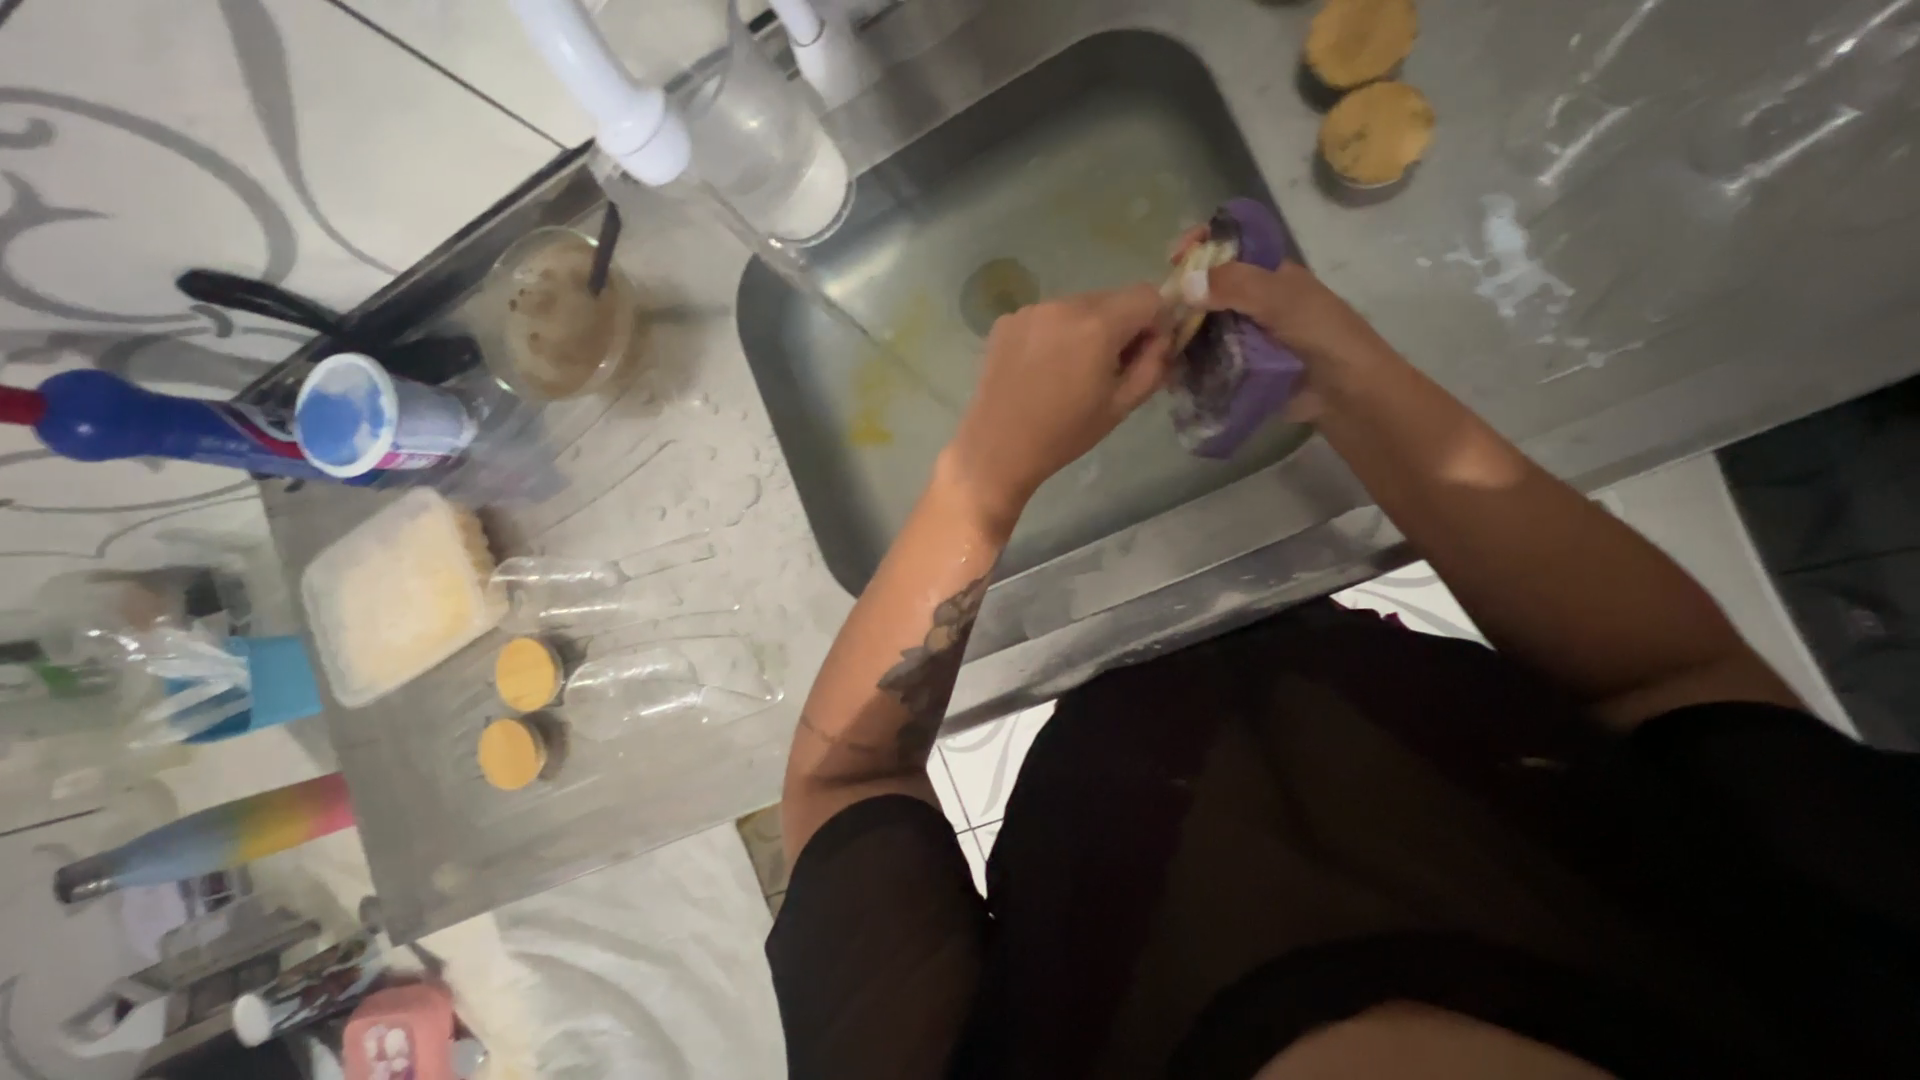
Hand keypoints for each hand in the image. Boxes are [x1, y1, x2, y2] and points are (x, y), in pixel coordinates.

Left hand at [939, 285, 1176, 534]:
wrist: (997, 448)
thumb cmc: (1064, 434)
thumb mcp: (1121, 406)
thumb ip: (1154, 365)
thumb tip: (1162, 339)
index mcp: (1098, 325)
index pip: (1148, 296)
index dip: (1155, 322)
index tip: (1144, 353)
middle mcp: (1064, 305)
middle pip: (1112, 298)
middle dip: (1120, 326)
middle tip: (1107, 368)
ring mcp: (1030, 310)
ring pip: (1077, 306)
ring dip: (1086, 329)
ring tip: (1070, 371)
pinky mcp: (1006, 321)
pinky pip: (1046, 317)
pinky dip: (1054, 334)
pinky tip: (1041, 369)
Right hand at [1170, 228, 1396, 420]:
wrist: (1345, 391)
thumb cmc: (1321, 333)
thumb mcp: (1281, 299)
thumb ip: (1235, 284)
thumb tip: (1184, 283)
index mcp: (1266, 272)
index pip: (1226, 246)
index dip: (1199, 244)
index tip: (1174, 258)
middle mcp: (1250, 300)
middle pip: (1204, 289)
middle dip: (1180, 296)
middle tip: (1157, 312)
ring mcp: (1241, 335)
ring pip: (1199, 326)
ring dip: (1178, 333)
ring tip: (1157, 345)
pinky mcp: (1236, 368)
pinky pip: (1203, 360)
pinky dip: (1185, 364)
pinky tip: (1167, 368)